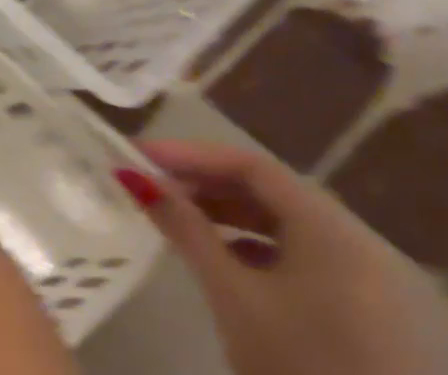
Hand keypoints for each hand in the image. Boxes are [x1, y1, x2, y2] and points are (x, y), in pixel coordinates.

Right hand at [117, 140, 447, 374]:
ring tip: (175, 217)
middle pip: (274, 191)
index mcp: (338, 234)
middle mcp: (366, 246)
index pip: (253, 166)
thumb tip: (132, 177)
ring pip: (291, 223)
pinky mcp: (374, 308)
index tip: (134, 157)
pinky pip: (308, 254)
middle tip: (147, 185)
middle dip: (204, 182)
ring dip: (228, 212)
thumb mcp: (231, 293)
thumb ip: (184, 228)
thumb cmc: (299, 361)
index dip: (189, 154)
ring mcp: (376, 279)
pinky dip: (258, 244)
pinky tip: (224, 259)